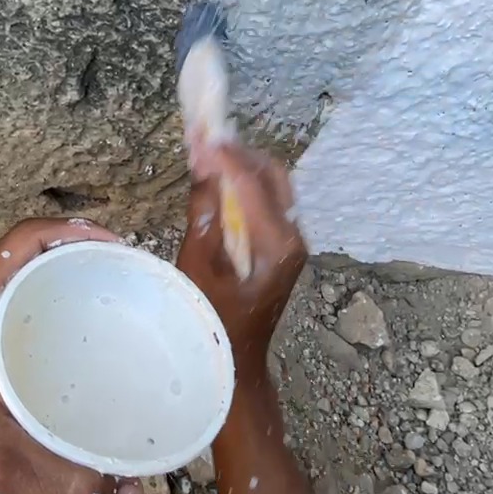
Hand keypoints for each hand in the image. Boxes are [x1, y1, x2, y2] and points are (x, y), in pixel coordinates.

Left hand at [0, 218, 144, 493]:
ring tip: (113, 333)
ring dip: (63, 311)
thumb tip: (127, 493)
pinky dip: (47, 351)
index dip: (78, 231)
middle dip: (80, 271)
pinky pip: (13, 345)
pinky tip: (74, 384)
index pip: (27, 238)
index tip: (121, 248)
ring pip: (22, 307)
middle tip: (128, 293)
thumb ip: (61, 481)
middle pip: (31, 267)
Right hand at [177, 144, 305, 372]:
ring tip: (206, 151)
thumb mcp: (198, 266)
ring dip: (240, 163)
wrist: (237, 361)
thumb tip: (204, 164)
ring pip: (272, 181)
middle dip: (237, 151)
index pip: (250, 183)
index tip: (198, 132)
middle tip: (202, 138)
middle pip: (270, 173)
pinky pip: (267, 197)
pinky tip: (219, 177)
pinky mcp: (283, 242)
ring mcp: (292, 238)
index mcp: (277, 243)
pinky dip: (244, 181)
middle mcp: (294, 234)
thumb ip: (204, 213)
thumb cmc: (211, 319)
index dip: (223, 155)